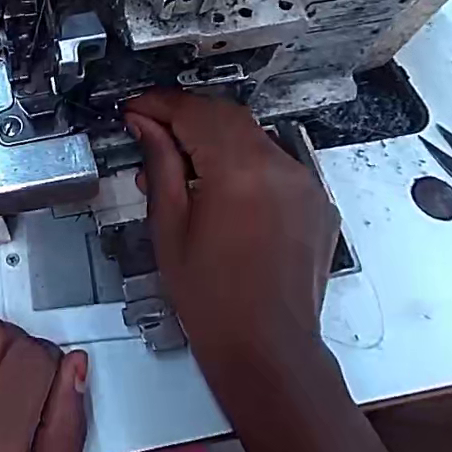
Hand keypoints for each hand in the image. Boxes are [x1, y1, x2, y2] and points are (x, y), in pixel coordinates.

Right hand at [124, 89, 338, 370]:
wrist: (265, 346)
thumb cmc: (214, 299)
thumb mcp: (168, 224)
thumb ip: (159, 163)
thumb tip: (146, 126)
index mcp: (239, 174)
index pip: (194, 113)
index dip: (158, 105)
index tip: (137, 109)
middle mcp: (280, 171)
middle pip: (224, 114)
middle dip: (183, 113)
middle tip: (150, 124)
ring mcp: (303, 185)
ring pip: (249, 133)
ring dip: (210, 133)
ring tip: (177, 161)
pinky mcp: (313, 201)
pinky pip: (271, 159)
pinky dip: (239, 157)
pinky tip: (213, 180)